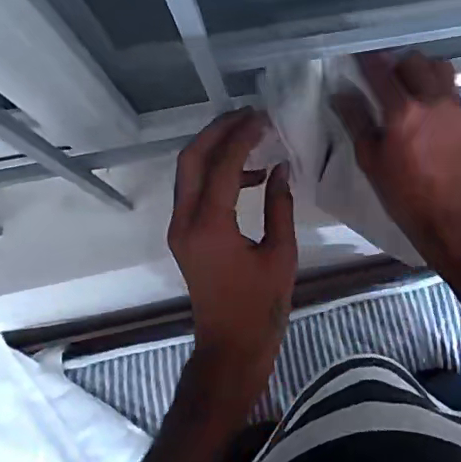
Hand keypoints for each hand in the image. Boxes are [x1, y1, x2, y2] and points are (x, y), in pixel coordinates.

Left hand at [168, 109, 295, 386]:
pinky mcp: (184, 236)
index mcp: (210, 225)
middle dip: (218, 131)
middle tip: (249, 115)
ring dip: (215, 149)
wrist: (230, 347)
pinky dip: (216, 173)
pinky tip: (249, 175)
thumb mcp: (281, 253)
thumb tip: (280, 168)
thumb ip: (279, 206)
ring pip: (189, 172)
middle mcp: (185, 221)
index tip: (264, 117)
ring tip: (251, 136)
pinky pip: (194, 191)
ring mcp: (179, 229)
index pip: (223, 165)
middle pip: (191, 159)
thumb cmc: (261, 306)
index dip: (243, 136)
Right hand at [332, 51, 460, 266]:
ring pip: (439, 68)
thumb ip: (355, 119)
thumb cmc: (400, 190)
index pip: (380, 71)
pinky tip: (428, 109)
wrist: (444, 214)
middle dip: (396, 64)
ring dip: (422, 71)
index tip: (359, 56)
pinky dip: (437, 89)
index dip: (367, 60)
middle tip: (385, 79)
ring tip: (411, 87)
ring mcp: (453, 107)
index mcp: (402, 112)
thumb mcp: (368, 157)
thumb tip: (340, 93)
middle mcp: (431, 101)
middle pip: (413, 61)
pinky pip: (452, 89)